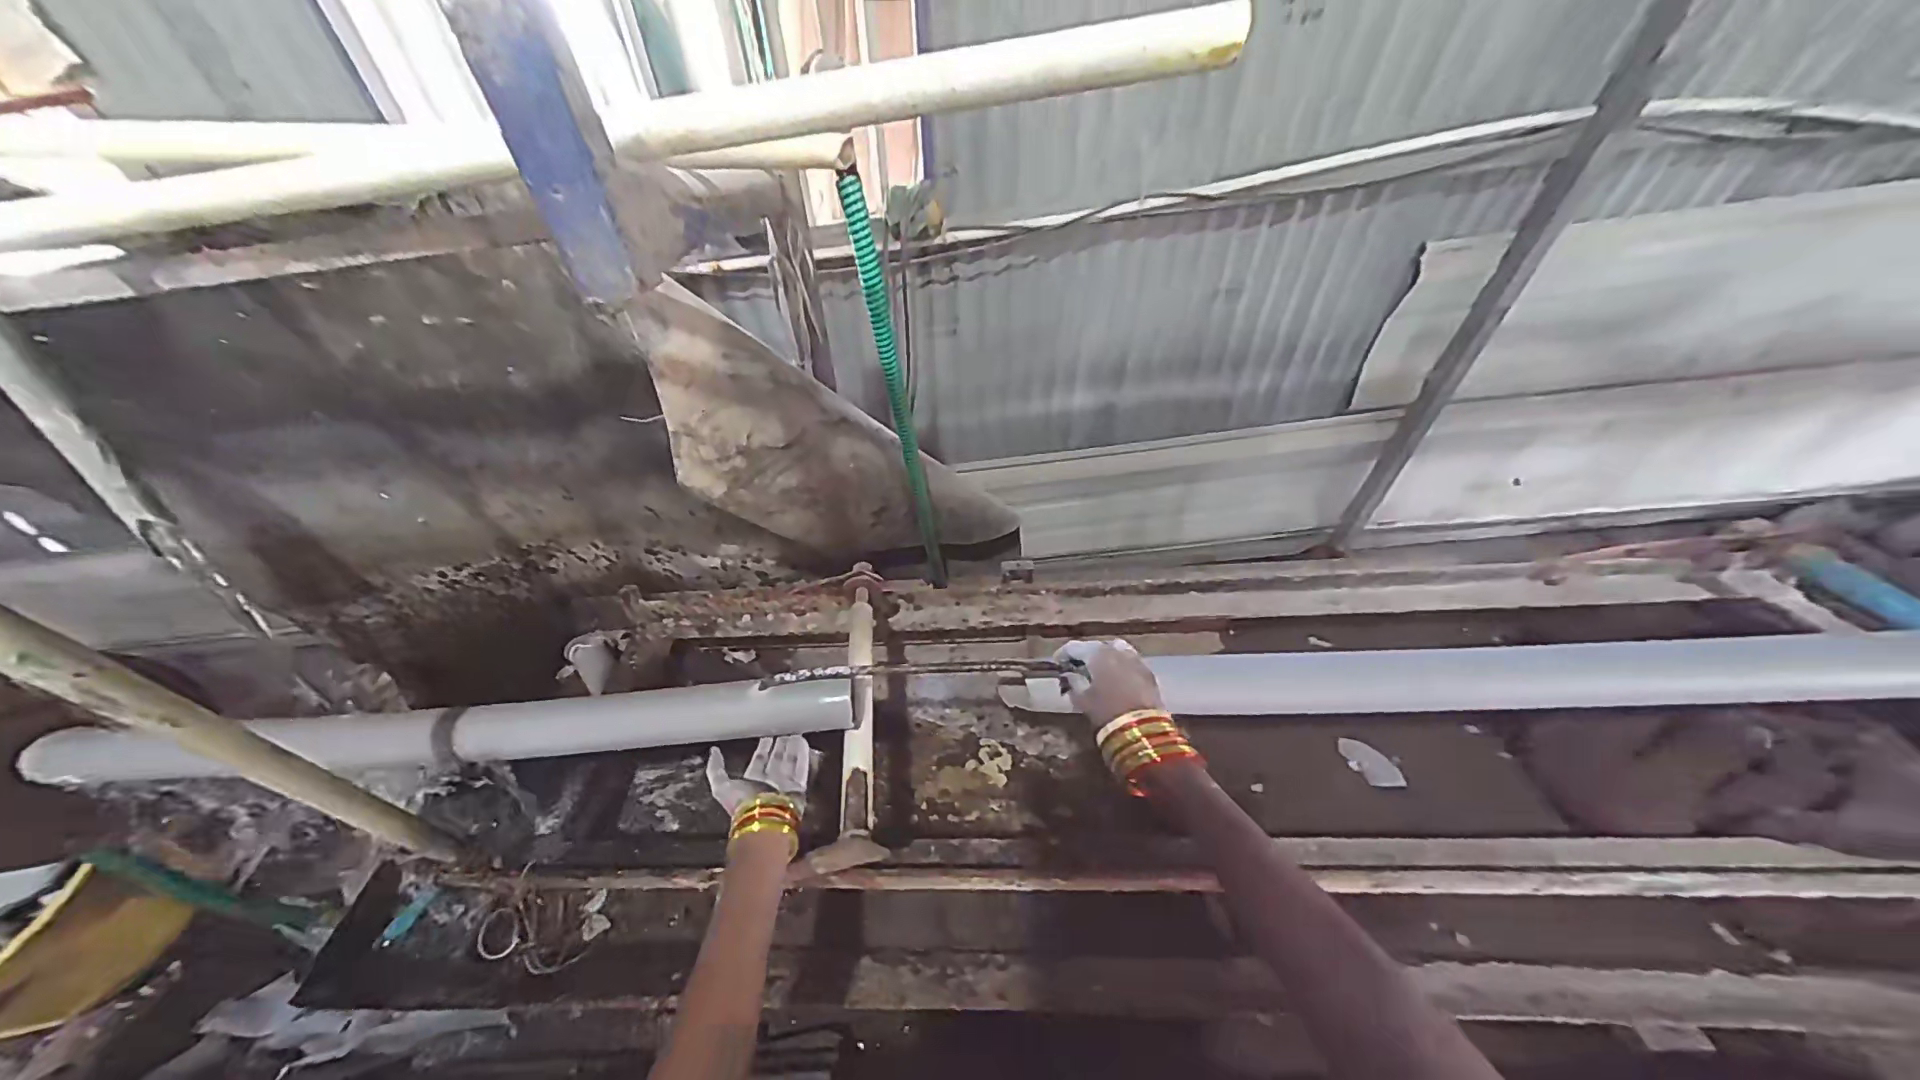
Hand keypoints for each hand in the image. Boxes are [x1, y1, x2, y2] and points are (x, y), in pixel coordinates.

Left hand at [706, 735, 812, 813]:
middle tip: (783, 728)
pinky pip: (801, 767)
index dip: (763, 747)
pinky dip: (802, 754)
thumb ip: (715, 769)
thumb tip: (713, 751)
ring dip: (791, 746)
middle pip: (776, 759)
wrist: (763, 818)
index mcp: (752, 782)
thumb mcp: (721, 786)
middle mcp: (770, 782)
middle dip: (779, 744)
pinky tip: (802, 741)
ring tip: (794, 731)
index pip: (759, 759)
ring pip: (789, 761)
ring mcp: (785, 784)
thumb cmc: (741, 804)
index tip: (767, 734)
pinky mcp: (798, 787)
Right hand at [1053, 639, 1165, 727]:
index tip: (1057, 663)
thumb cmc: (1105, 711)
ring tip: (1097, 670)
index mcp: (1097, 653)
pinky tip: (1115, 677)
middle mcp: (1116, 650)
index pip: (1074, 646)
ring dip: (1104, 657)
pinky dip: (1119, 665)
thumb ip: (1073, 682)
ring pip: (1115, 650)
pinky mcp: (1147, 671)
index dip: (1063, 654)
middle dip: (1084, 655)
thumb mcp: (1082, 699)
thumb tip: (1070, 674)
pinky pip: (1128, 661)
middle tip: (1076, 667)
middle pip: (1095, 646)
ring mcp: (1134, 658)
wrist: (1141, 728)